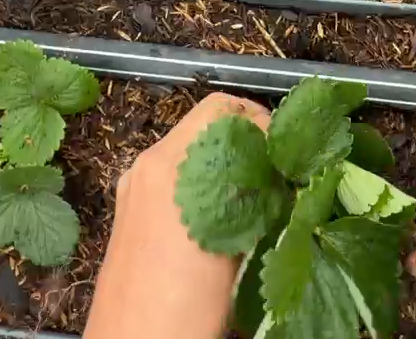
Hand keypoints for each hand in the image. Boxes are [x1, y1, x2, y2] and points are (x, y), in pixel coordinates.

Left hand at [83, 91, 271, 338]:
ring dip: (225, 161)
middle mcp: (148, 165)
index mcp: (170, 164)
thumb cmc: (185, 308)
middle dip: (245, 140)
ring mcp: (134, 189)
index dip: (259, 120)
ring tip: (254, 195)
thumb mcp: (235, 250)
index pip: (221, 108)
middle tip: (275, 171)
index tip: (282, 153)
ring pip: (191, 151)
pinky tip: (224, 217)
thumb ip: (259, 198)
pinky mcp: (130, 213)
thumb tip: (285, 174)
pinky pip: (174, 177)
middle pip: (205, 125)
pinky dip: (202, 181)